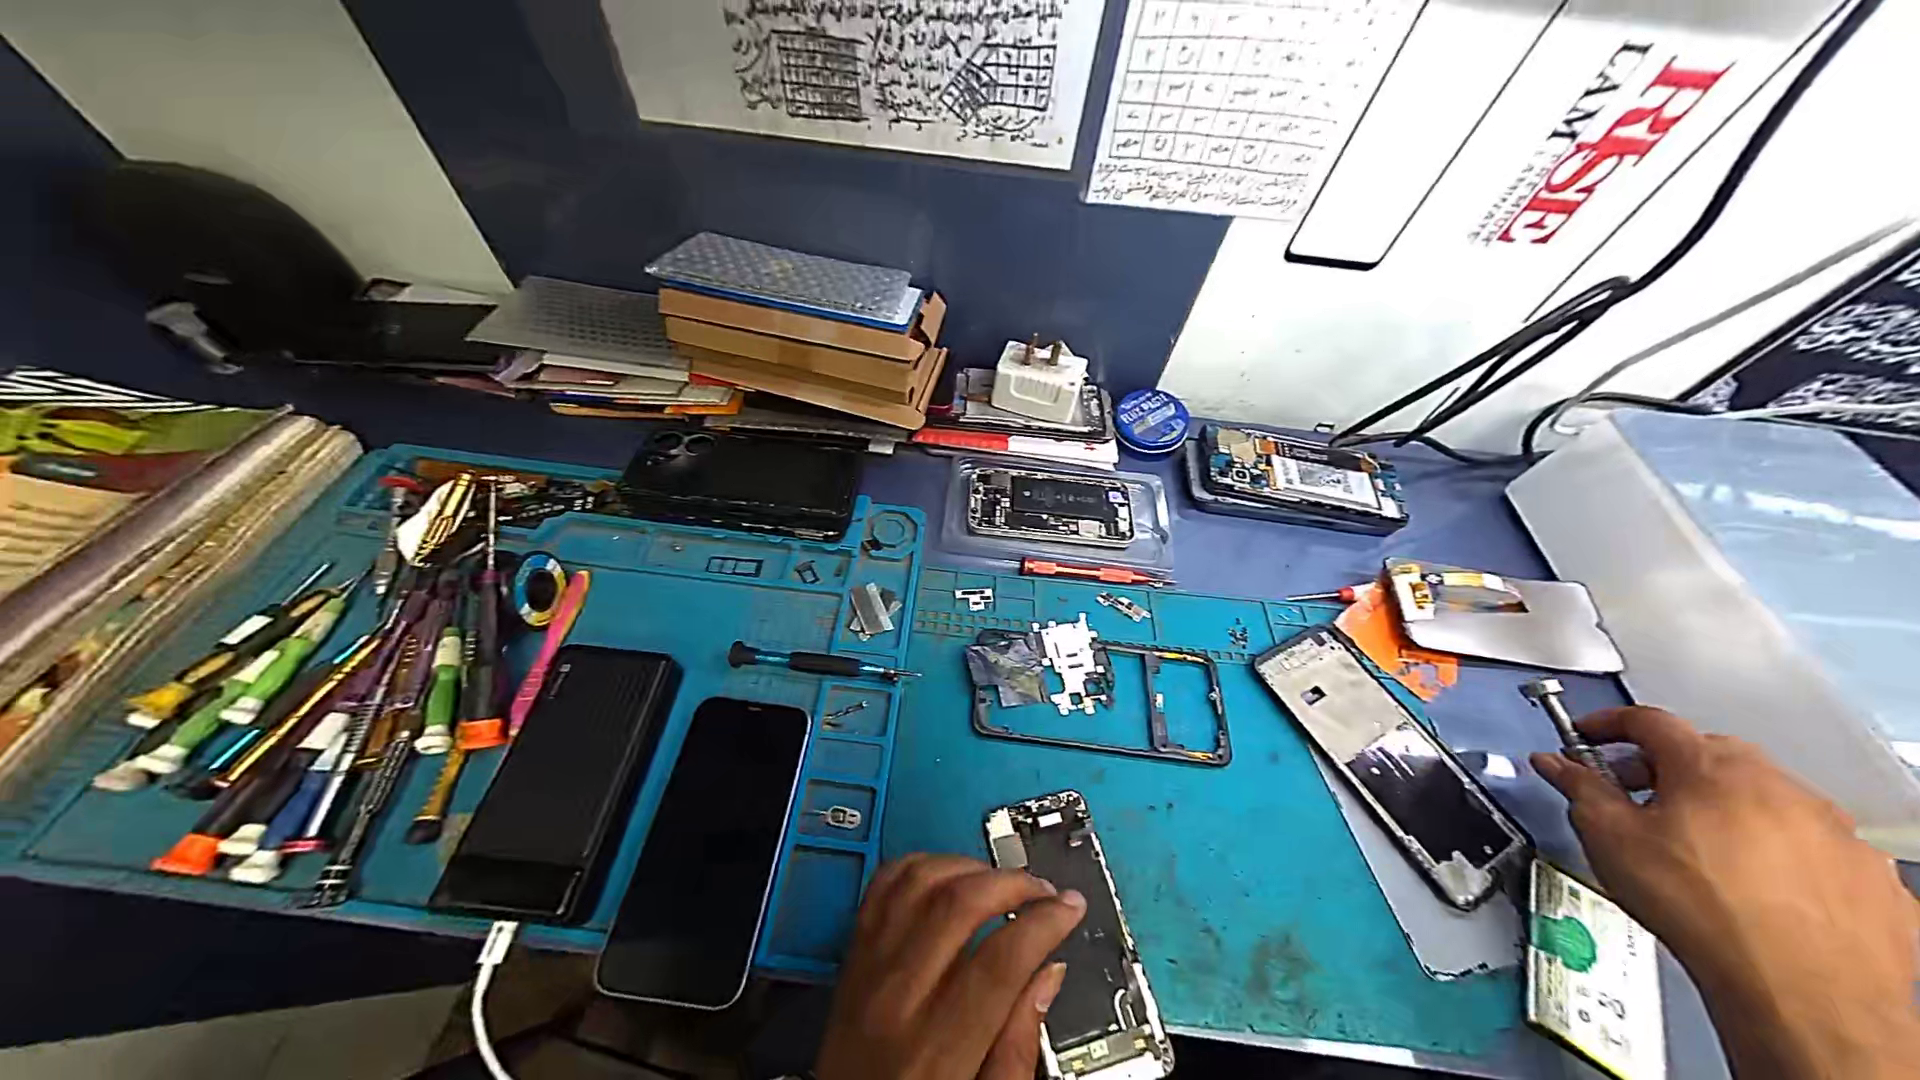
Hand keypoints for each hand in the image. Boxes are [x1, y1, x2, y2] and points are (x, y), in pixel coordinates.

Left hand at [815, 854, 1086, 1079]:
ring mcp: (869, 966)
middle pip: (959, 903)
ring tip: (998, 881)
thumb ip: (1017, 1045)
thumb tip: (1048, 974)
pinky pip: (885, 881)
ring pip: (921, 879)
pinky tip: (949, 876)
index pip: (999, 960)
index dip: (1044, 922)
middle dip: (1012, 883)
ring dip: (969, 867)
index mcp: (937, 1049)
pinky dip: (922, 864)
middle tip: (1041, 891)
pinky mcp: (853, 949)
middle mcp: (898, 997)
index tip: (1068, 907)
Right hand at [1532, 707, 1919, 1078]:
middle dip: (1663, 765)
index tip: (1590, 734)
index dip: (1609, 722)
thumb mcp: (1608, 834)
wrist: (1803, 993)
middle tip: (1632, 792)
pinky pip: (1810, 842)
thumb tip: (1555, 764)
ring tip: (1690, 845)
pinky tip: (1748, 881)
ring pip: (1763, 796)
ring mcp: (1836, 832)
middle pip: (1709, 753)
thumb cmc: (1701, 907)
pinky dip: (1772, 847)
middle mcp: (1781, 788)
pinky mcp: (1872, 877)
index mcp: (1712, 769)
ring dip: (1720, 805)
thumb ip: (1579, 787)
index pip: (1651, 720)